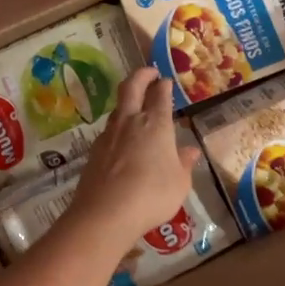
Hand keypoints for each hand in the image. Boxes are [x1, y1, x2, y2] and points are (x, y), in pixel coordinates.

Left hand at [72, 69, 200, 242]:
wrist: (105, 213)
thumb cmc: (152, 195)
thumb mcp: (179, 183)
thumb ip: (184, 164)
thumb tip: (190, 151)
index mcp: (156, 124)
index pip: (160, 95)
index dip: (164, 85)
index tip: (166, 81)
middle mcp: (131, 121)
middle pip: (132, 87)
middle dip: (141, 75)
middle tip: (149, 72)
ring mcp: (109, 134)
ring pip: (118, 108)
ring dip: (128, 102)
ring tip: (136, 108)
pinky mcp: (94, 151)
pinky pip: (109, 131)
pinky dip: (118, 128)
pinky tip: (123, 141)